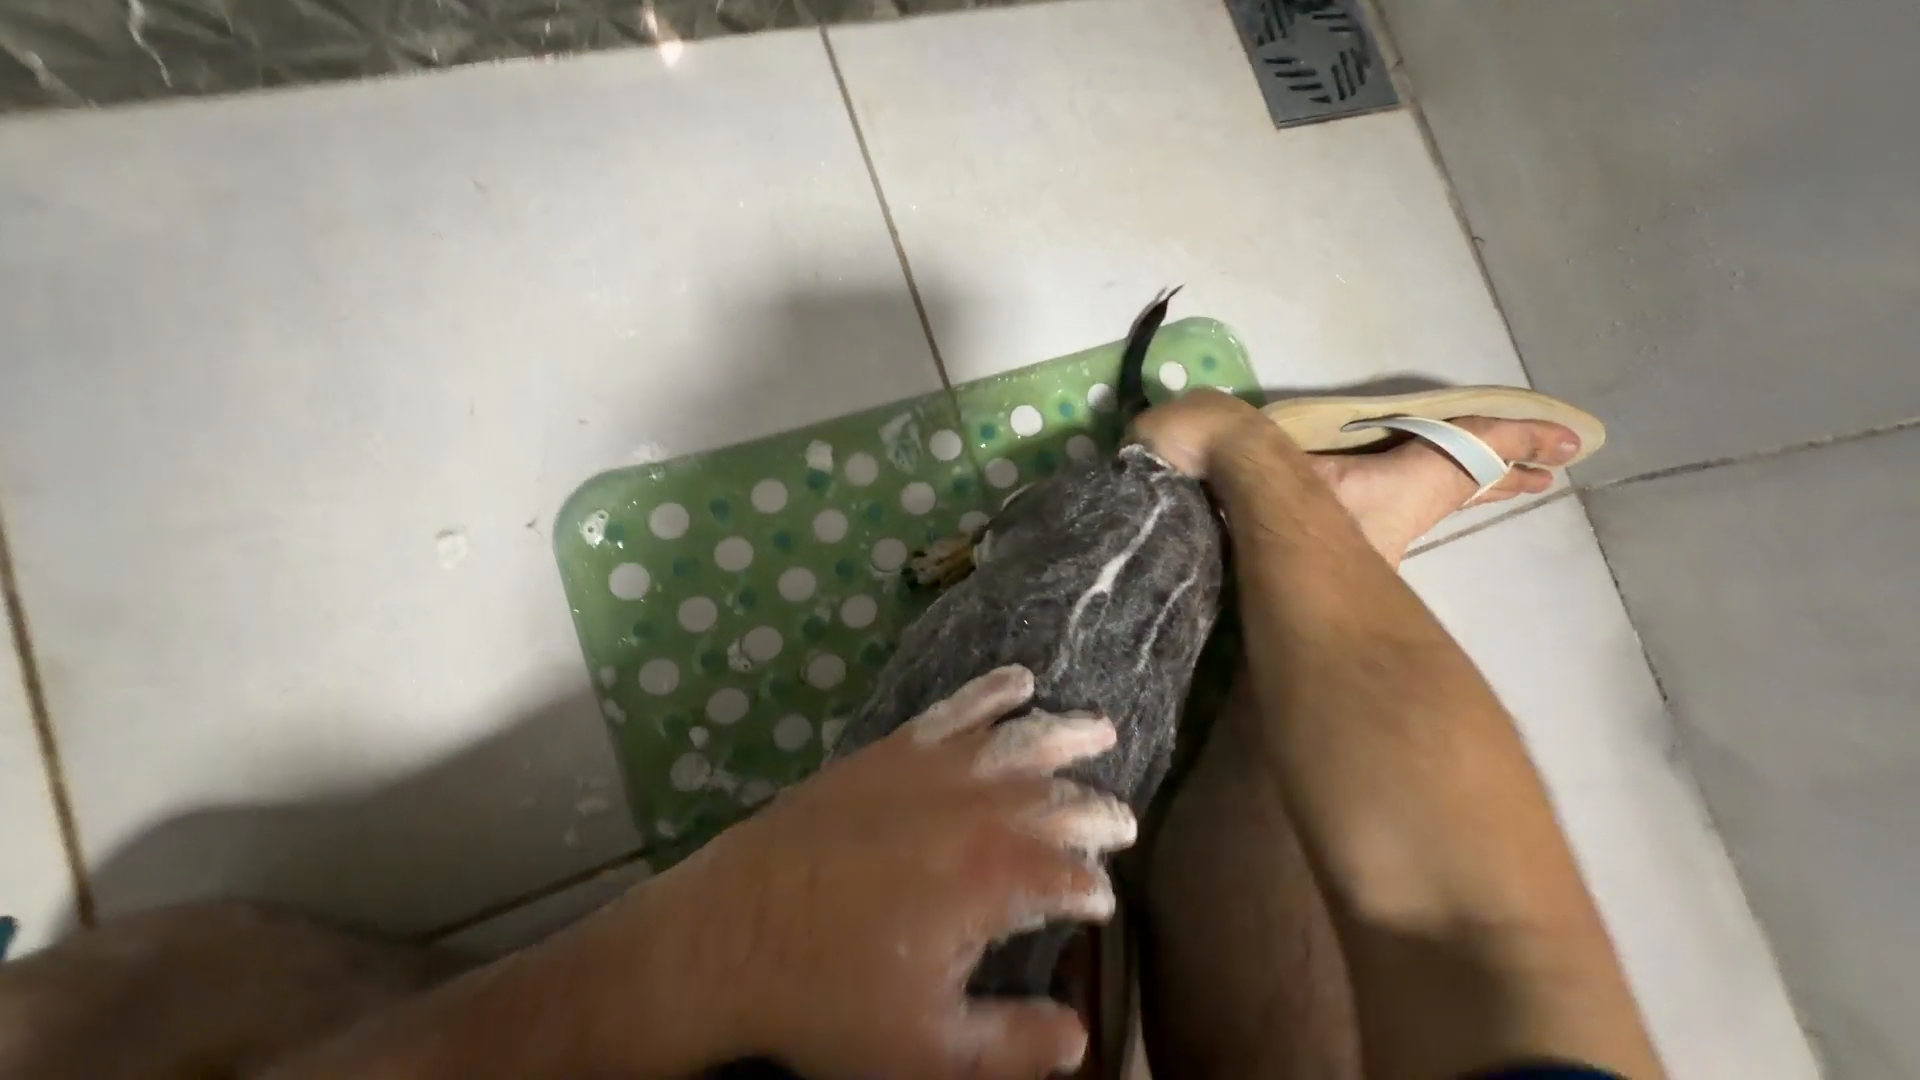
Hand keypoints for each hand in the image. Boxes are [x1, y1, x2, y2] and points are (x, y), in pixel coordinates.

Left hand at [573, 666, 1134, 1079]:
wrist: (730, 931)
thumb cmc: (828, 993)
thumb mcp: (926, 1048)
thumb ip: (1013, 1045)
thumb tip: (1081, 1038)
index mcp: (992, 879)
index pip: (1073, 877)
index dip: (1094, 891)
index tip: (1100, 904)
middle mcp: (975, 809)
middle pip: (1056, 801)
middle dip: (1096, 813)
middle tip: (1121, 825)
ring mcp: (932, 770)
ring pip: (1019, 741)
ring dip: (1067, 736)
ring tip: (1102, 730)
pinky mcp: (893, 750)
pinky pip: (956, 710)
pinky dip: (991, 692)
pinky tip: (1017, 681)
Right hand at [1127, 390, 1266, 478]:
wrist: (1244, 457)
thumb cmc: (1191, 434)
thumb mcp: (1144, 429)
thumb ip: (1132, 437)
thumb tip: (1126, 452)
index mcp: (1196, 393)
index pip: (1169, 410)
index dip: (1155, 432)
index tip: (1145, 455)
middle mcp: (1223, 405)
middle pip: (1192, 430)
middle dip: (1179, 450)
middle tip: (1164, 474)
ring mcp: (1247, 430)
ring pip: (1213, 450)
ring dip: (1200, 467)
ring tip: (1186, 487)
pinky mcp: (1262, 456)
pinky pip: (1230, 469)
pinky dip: (1219, 480)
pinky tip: (1209, 491)